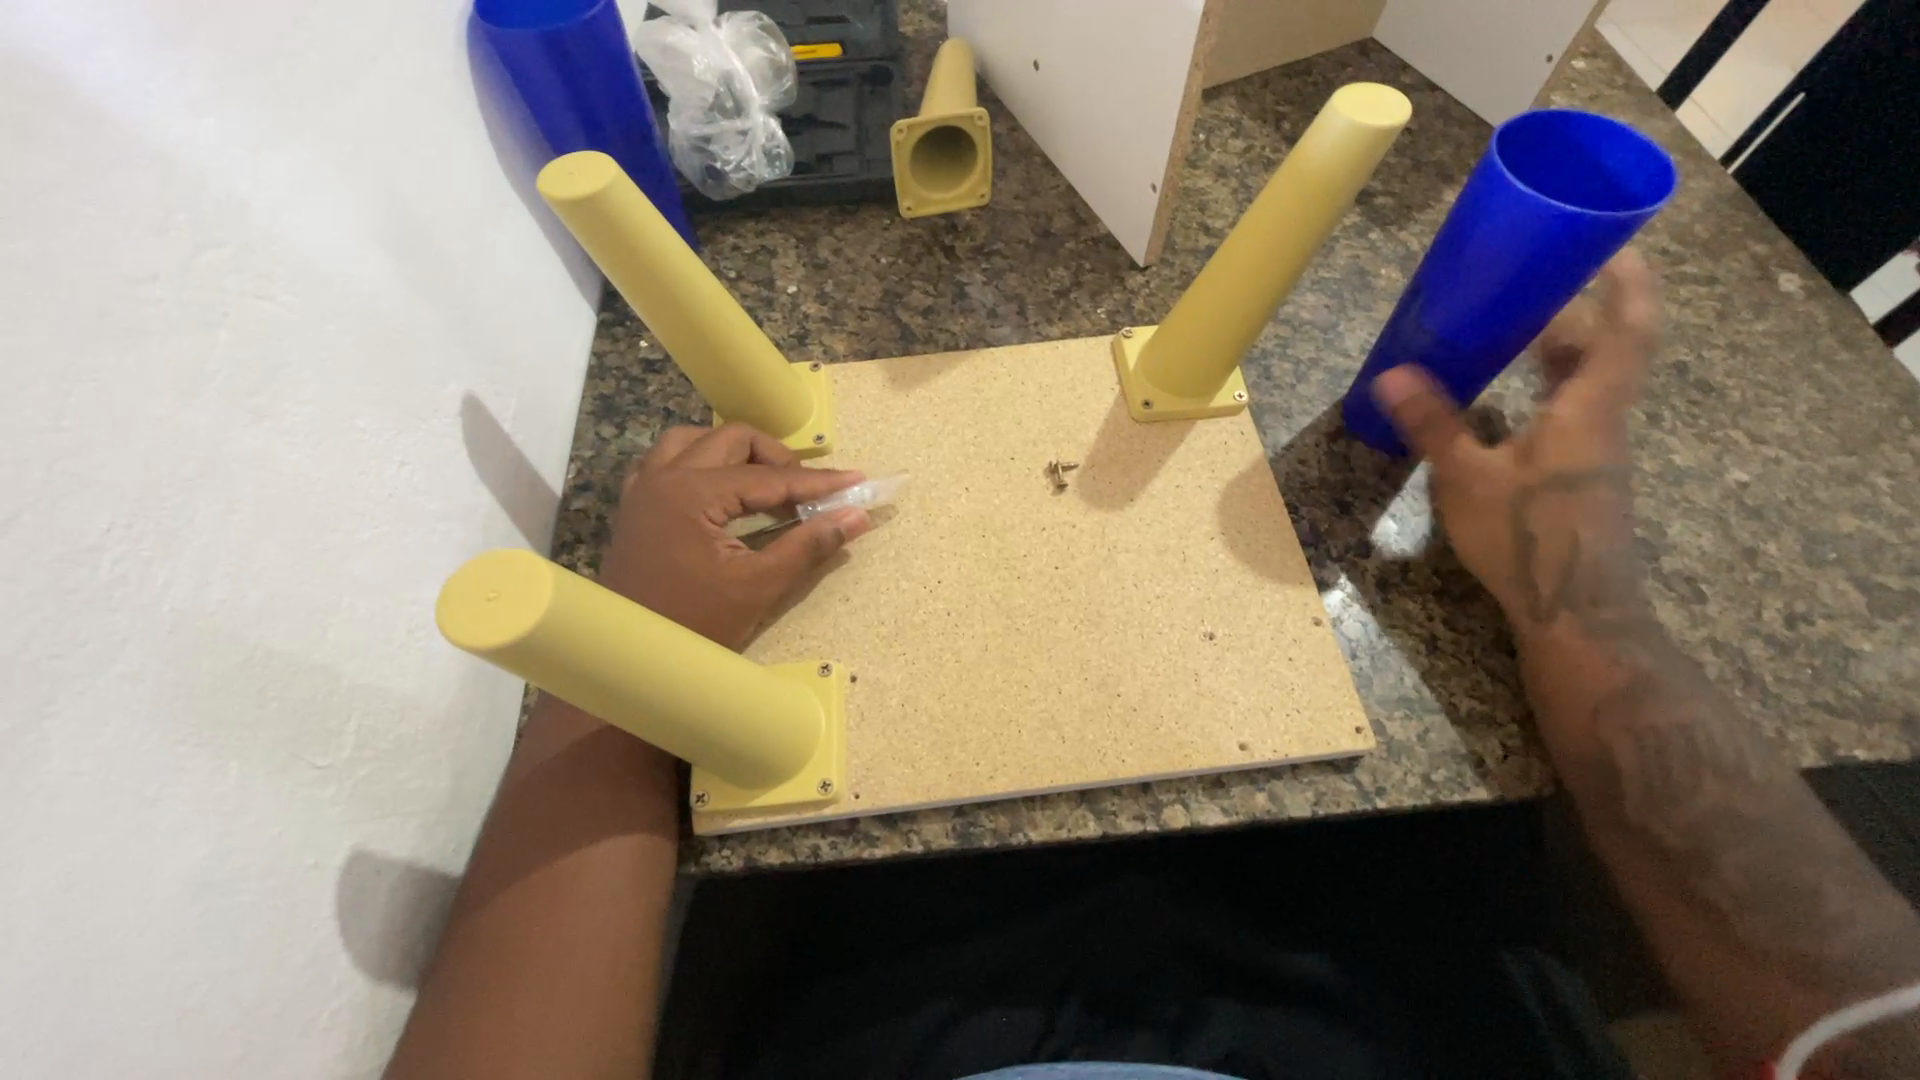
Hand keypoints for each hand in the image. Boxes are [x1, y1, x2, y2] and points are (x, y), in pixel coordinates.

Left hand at [598, 423, 870, 650]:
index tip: (856, 482)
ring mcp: (643, 490)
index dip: (817, 481)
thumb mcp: (758, 586)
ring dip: (736, 455)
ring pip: (696, 442)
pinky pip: (667, 462)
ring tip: (766, 486)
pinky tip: (720, 491)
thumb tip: (855, 516)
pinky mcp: (635, 507)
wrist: (632, 662)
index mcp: (691, 493)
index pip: (768, 477)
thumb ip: (809, 544)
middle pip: (731, 441)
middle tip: (808, 493)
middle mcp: (662, 477)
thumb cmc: (693, 626)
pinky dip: (701, 465)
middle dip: (777, 460)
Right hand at [1371, 249, 1662, 637]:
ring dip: (1556, 355)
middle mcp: (1602, 422)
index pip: (1628, 330)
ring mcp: (1594, 453)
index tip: (1612, 246)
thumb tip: (1391, 374)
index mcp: (1588, 410)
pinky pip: (1567, 414)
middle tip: (1528, 289)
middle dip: (1572, 315)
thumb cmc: (1525, 536)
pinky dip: (1541, 392)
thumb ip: (1432, 424)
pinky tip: (1499, 406)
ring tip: (1509, 335)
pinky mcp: (1579, 478)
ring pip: (1585, 386)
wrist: (1572, 608)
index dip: (1628, 283)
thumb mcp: (1466, 477)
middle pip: (1603, 353)